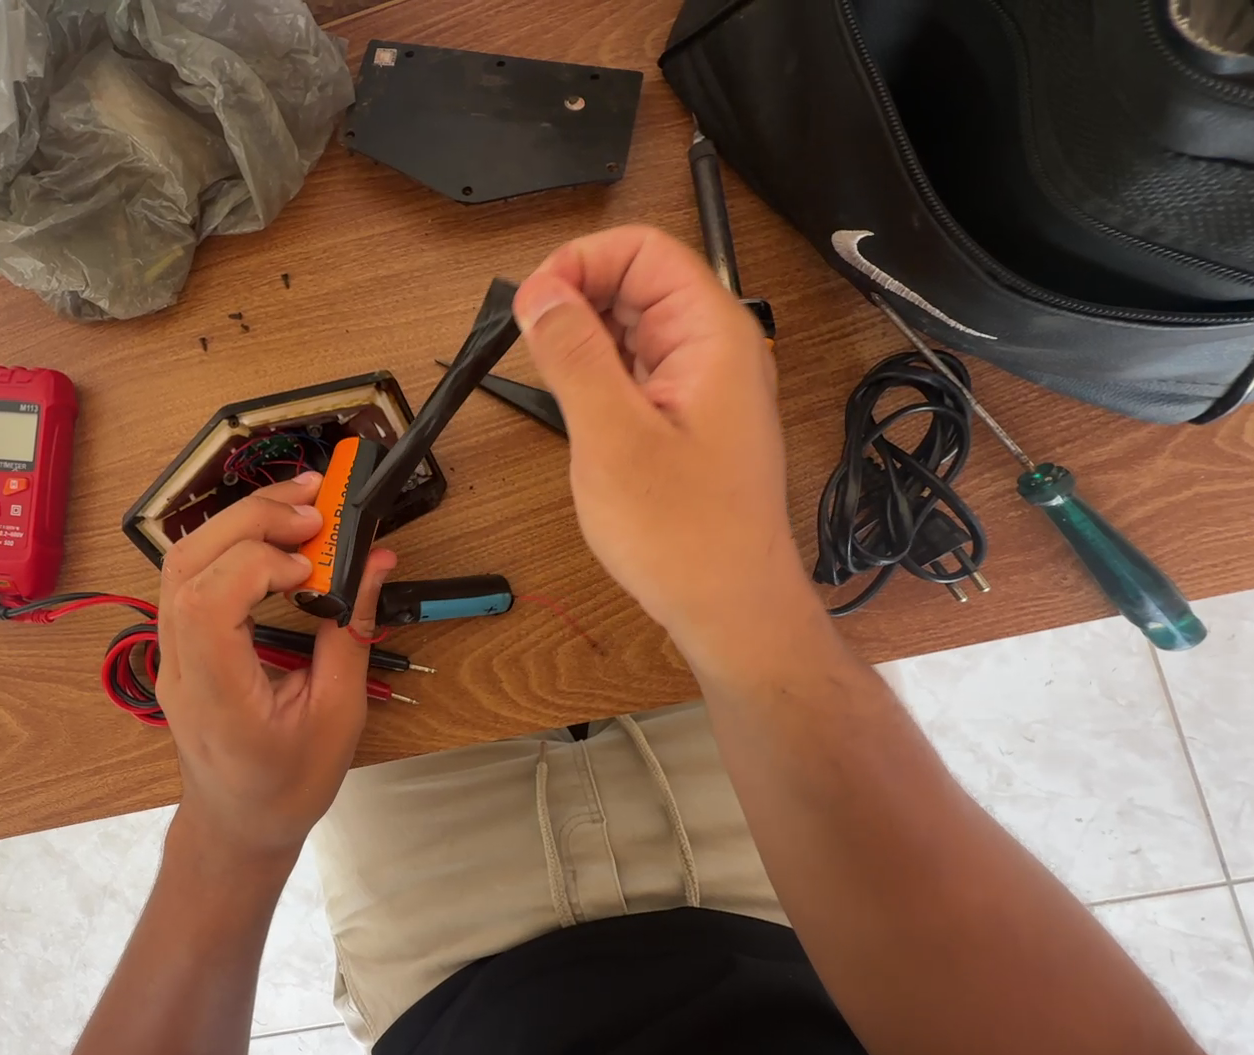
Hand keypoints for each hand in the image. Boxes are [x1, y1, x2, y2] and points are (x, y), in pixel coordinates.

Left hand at [154, 471, 396, 863]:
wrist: (238, 822)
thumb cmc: (290, 784)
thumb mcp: (339, 714)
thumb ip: (350, 631)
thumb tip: (375, 559)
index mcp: (217, 696)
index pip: (208, 601)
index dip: (259, 562)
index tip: (313, 564)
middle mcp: (178, 665)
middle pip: (188, 563)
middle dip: (252, 518)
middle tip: (315, 502)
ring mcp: (169, 651)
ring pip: (182, 559)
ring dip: (239, 519)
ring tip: (299, 503)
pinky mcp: (177, 641)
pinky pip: (191, 574)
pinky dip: (230, 541)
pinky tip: (272, 534)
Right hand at [513, 225, 823, 677]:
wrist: (726, 605)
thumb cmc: (678, 530)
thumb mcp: (610, 435)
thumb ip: (573, 355)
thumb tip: (538, 292)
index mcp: (710, 335)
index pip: (644, 251)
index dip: (580, 262)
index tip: (529, 304)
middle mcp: (713, 348)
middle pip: (639, 282)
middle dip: (577, 297)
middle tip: (526, 343)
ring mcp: (701, 384)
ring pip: (634, 327)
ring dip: (583, 337)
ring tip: (545, 375)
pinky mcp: (686, 418)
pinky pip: (637, 370)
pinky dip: (598, 371)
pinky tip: (573, 401)